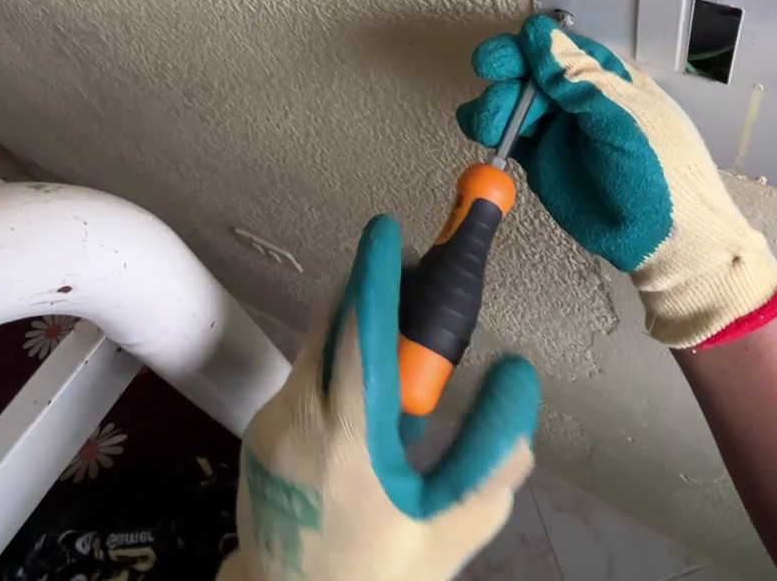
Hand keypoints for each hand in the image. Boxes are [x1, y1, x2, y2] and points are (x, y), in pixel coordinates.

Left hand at [220, 215, 539, 580]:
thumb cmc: (375, 573)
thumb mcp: (446, 530)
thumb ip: (491, 462)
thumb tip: (519, 381)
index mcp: (345, 440)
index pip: (357, 336)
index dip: (373, 278)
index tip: (387, 230)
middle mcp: (297, 417)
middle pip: (331, 322)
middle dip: (370, 286)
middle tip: (415, 274)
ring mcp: (270, 420)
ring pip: (316, 344)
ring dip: (355, 325)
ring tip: (400, 345)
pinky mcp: (258, 426)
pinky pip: (304, 374)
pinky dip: (336, 361)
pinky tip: (366, 392)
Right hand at [457, 14, 776, 347]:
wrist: (668, 243)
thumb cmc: (662, 175)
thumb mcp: (623, 119)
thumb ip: (578, 79)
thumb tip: (537, 34)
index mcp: (606, 78)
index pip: (557, 48)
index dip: (523, 49)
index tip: (496, 60)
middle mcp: (578, 99)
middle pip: (528, 74)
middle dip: (505, 81)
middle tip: (494, 103)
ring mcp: (558, 130)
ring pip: (513, 103)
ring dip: (493, 106)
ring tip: (486, 126)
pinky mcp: (541, 161)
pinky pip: (508, 136)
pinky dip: (489, 130)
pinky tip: (477, 130)